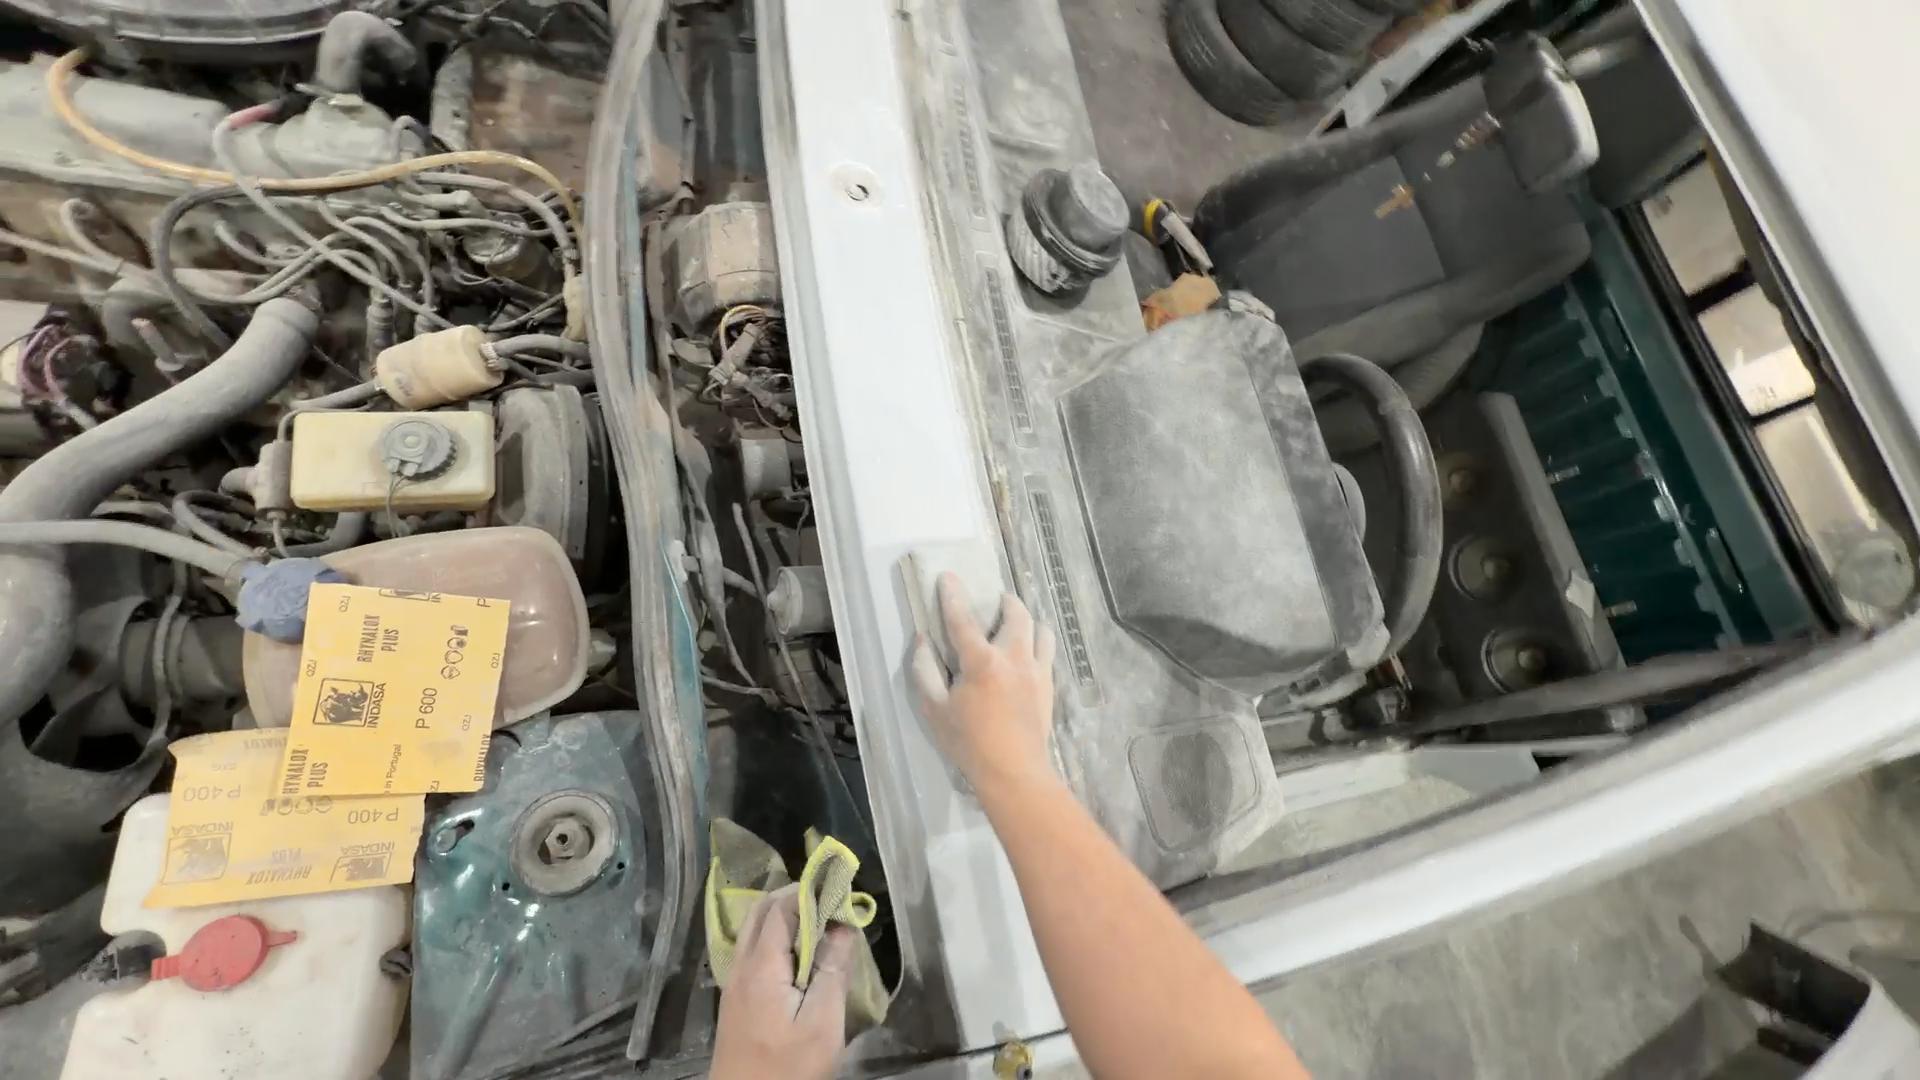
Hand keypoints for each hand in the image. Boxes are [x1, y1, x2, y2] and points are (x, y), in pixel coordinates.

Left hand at [711, 886, 857, 1079]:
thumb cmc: (787, 1073)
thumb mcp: (821, 1025)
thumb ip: (832, 970)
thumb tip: (844, 925)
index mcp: (761, 966)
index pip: (781, 907)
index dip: (809, 891)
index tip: (838, 889)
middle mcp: (741, 967)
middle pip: (761, 911)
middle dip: (794, 897)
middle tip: (828, 901)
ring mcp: (733, 985)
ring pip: (753, 931)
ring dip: (783, 917)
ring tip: (819, 925)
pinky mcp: (735, 1003)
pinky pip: (752, 951)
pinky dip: (774, 938)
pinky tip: (798, 955)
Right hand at [911, 572, 1058, 798]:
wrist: (1014, 772)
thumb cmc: (968, 743)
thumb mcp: (934, 710)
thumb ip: (925, 671)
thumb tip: (923, 641)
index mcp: (981, 662)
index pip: (963, 619)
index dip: (953, 595)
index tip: (948, 576)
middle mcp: (1013, 658)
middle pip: (1016, 614)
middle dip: (1005, 601)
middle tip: (995, 600)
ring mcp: (1036, 671)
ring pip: (1040, 630)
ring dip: (1027, 621)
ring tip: (1015, 624)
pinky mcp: (1048, 686)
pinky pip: (1048, 653)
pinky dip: (1038, 643)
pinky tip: (1027, 654)